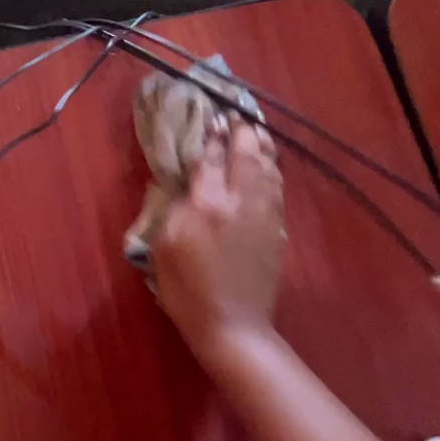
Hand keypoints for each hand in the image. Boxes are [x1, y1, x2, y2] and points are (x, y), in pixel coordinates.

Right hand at [151, 119, 285, 361]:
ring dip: (262, 147)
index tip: (209, 117)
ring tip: (256, 131)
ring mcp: (264, 216)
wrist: (231, 325)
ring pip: (268, 170)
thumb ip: (172, 206)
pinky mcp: (277, 232)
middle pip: (246, 156)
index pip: (209, 158)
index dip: (209, 136)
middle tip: (236, 116)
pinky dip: (272, 171)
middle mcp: (240, 202)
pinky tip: (268, 167)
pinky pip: (276, 191)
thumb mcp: (162, 244)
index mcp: (207, 204)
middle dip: (242, 133)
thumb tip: (179, 180)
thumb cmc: (184, 286)